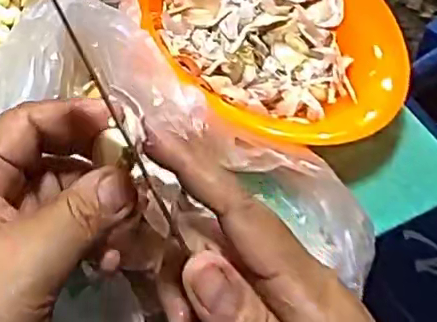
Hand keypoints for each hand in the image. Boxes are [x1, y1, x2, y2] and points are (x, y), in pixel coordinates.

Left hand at [0, 100, 138, 321]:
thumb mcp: (26, 258)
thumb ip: (77, 215)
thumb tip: (126, 175)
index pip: (26, 123)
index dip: (70, 115)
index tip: (118, 117)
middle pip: (50, 154)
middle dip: (93, 163)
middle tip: (138, 175)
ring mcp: (13, 221)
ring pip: (65, 192)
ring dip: (101, 204)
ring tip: (133, 222)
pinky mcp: (30, 255)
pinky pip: (69, 228)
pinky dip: (95, 235)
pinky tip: (116, 254)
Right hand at [146, 129, 373, 321]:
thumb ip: (250, 317)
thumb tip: (197, 260)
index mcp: (306, 281)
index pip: (242, 209)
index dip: (195, 167)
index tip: (152, 132)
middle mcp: (285, 276)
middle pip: (210, 231)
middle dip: (166, 238)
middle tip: (129, 261)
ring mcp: (271, 294)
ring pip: (198, 259)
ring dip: (170, 279)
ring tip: (172, 315)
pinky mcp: (256, 307)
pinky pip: (206, 287)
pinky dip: (181, 297)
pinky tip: (175, 314)